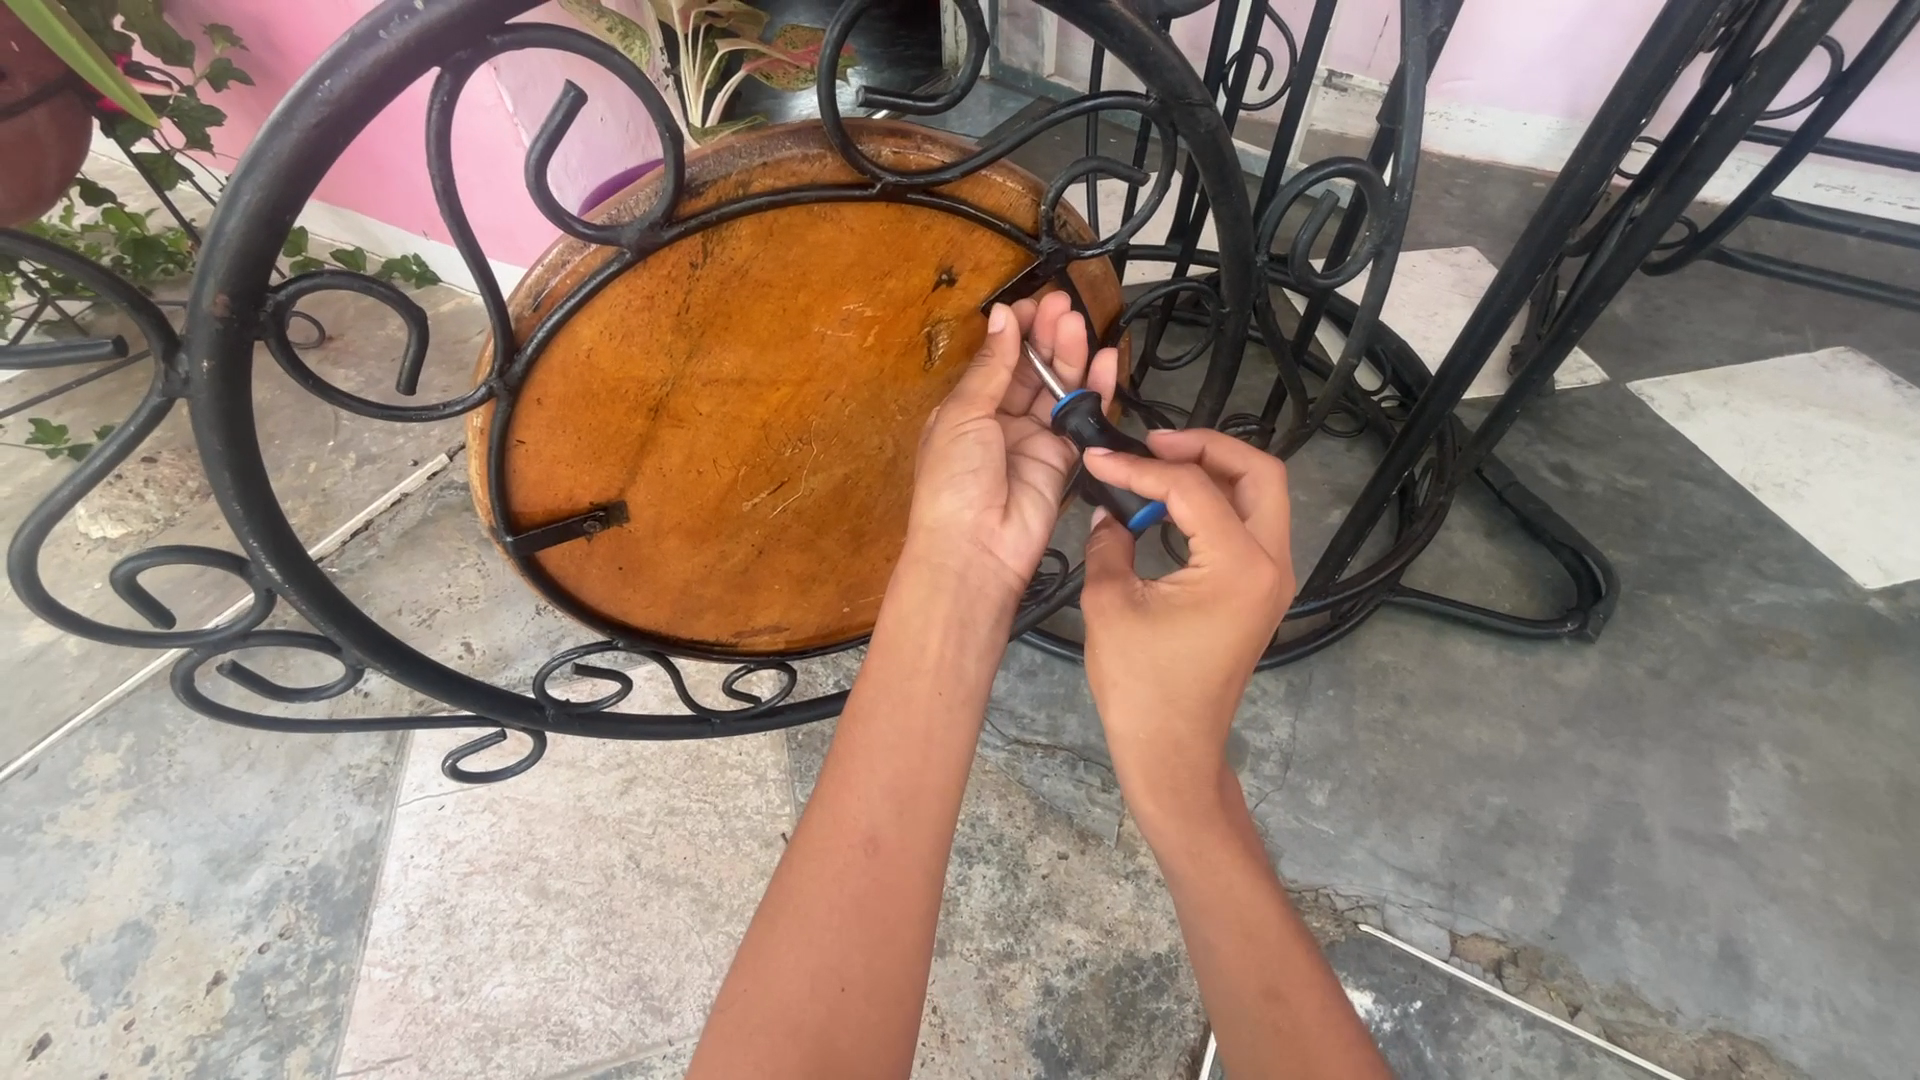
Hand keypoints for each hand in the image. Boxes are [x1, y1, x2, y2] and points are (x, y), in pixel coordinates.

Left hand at [904, 292, 1120, 601]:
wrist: (975, 548)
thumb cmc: (952, 483)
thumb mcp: (963, 414)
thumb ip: (991, 366)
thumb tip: (1001, 318)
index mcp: (967, 410)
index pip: (997, 361)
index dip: (1017, 332)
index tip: (1034, 305)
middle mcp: (1000, 423)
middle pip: (1030, 371)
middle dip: (1047, 337)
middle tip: (1064, 305)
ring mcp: (1032, 441)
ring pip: (1058, 389)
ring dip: (1070, 355)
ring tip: (1080, 323)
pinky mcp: (1062, 460)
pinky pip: (1081, 419)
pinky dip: (1094, 390)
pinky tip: (1103, 361)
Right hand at [1078, 429, 1295, 837]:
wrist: (1172, 748)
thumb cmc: (1139, 683)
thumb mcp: (1110, 603)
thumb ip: (1109, 542)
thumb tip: (1109, 509)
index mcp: (1238, 564)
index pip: (1192, 488)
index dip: (1140, 468)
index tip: (1100, 459)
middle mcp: (1271, 564)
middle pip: (1260, 473)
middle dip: (1206, 448)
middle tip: (1155, 445)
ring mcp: (1273, 580)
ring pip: (1262, 498)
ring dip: (1215, 474)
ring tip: (1160, 469)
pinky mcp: (1260, 593)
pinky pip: (1250, 527)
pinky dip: (1217, 505)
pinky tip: (1172, 509)